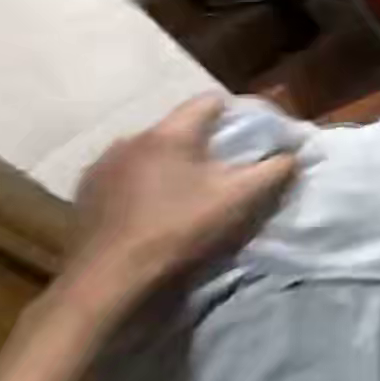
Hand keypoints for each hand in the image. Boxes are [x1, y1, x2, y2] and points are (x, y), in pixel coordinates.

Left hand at [69, 95, 295, 304]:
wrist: (112, 279)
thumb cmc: (184, 227)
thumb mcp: (247, 195)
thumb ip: (278, 166)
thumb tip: (293, 151)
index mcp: (168, 134)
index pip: (210, 101)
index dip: (242, 112)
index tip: (260, 133)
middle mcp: (129, 141)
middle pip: (182, 126)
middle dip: (211, 139)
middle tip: (236, 162)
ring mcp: (101, 168)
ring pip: (155, 149)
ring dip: (179, 159)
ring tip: (199, 184)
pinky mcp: (86, 193)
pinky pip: (131, 171)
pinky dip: (153, 178)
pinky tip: (164, 202)